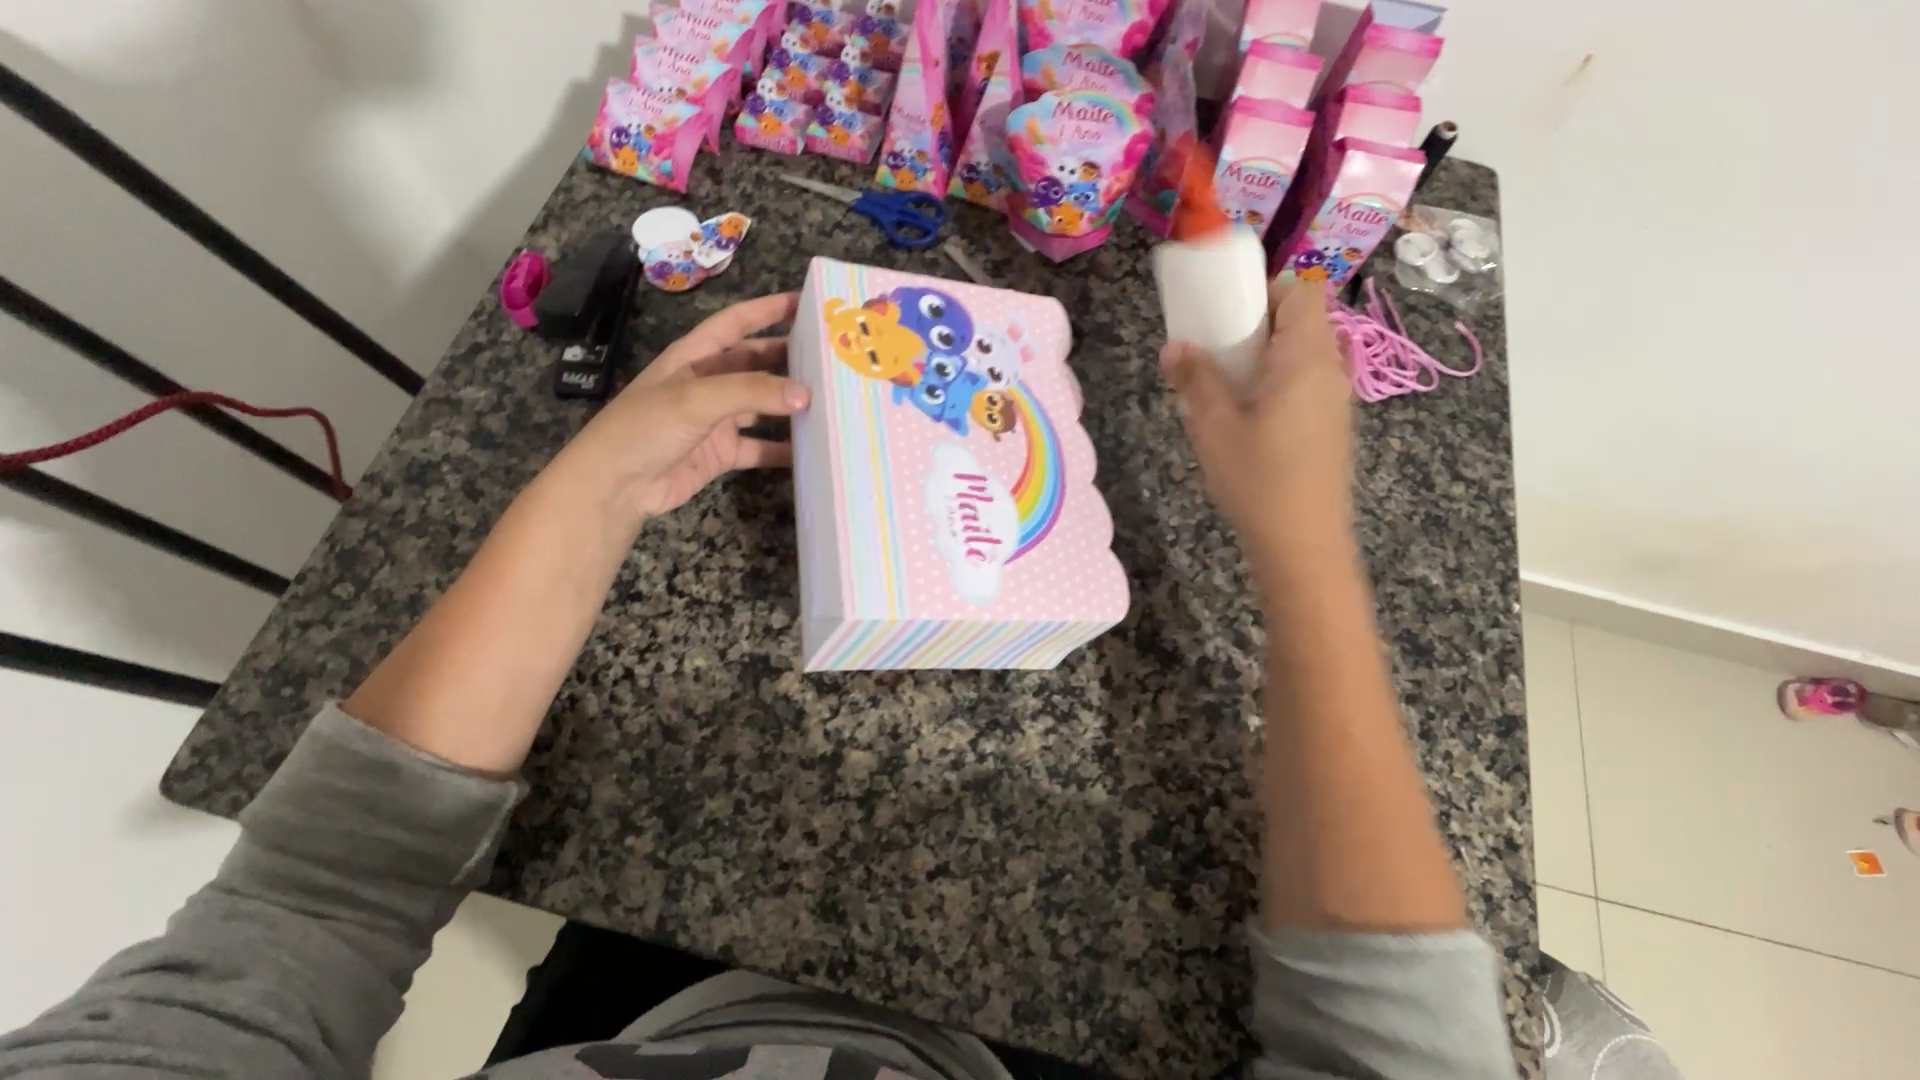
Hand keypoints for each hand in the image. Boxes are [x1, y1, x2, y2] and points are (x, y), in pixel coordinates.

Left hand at [557, 292, 811, 520]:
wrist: (615, 485)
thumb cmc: (646, 427)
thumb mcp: (696, 399)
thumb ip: (751, 392)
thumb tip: (805, 394)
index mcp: (695, 356)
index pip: (737, 323)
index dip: (768, 310)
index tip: (806, 303)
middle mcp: (708, 383)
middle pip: (756, 363)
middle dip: (790, 358)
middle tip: (831, 357)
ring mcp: (716, 420)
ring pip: (762, 405)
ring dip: (790, 403)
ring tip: (830, 400)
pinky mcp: (721, 453)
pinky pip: (760, 446)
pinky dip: (783, 449)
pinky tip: (811, 449)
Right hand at [1161, 280, 1353, 566]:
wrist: (1302, 544)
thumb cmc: (1258, 479)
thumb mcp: (1213, 427)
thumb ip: (1195, 379)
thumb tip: (1174, 347)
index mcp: (1305, 359)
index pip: (1302, 292)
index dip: (1266, 291)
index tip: (1227, 311)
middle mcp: (1330, 371)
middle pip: (1301, 322)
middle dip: (1257, 325)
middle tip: (1216, 349)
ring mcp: (1334, 401)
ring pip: (1302, 356)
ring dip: (1264, 357)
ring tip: (1225, 385)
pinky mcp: (1330, 428)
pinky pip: (1305, 385)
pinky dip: (1276, 384)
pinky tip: (1246, 419)